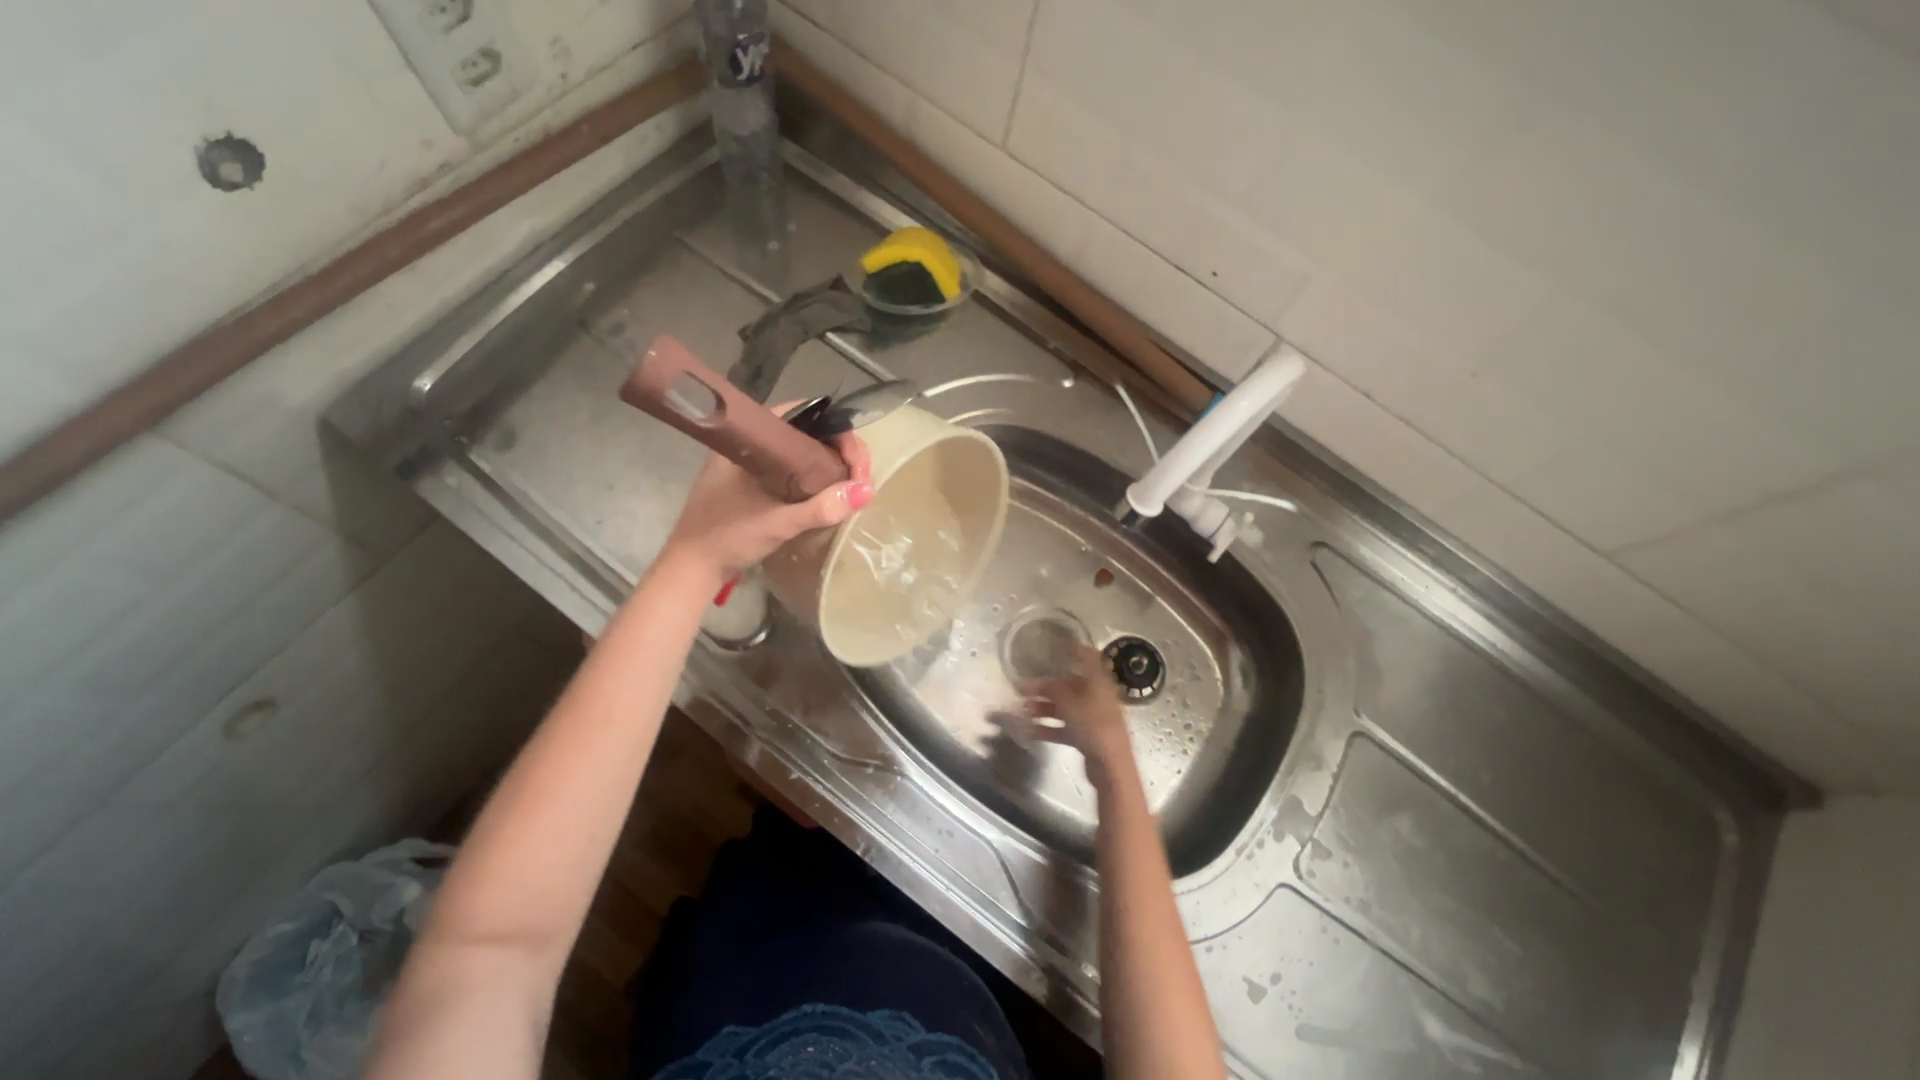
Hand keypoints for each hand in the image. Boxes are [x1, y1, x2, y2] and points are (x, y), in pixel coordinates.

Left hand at [660, 418, 872, 583]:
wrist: (690, 568)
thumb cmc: (726, 537)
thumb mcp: (778, 522)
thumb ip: (822, 507)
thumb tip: (867, 490)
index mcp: (750, 437)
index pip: (806, 413)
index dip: (838, 431)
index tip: (855, 463)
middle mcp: (752, 442)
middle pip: (809, 431)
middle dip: (840, 452)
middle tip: (859, 481)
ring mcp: (752, 462)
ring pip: (803, 452)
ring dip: (829, 466)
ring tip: (850, 488)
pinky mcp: (753, 482)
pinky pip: (793, 469)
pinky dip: (814, 479)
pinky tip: (828, 496)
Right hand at [1021, 645, 1134, 790]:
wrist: (1111, 765)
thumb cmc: (1093, 725)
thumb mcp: (1069, 703)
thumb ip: (1051, 689)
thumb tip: (1034, 682)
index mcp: (1099, 682)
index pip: (1088, 658)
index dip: (1073, 649)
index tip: (1055, 644)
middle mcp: (1097, 697)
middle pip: (1070, 686)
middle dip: (1045, 686)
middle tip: (1022, 687)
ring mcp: (1092, 718)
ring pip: (1065, 707)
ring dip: (1043, 707)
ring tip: (1022, 711)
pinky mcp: (1087, 737)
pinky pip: (1064, 727)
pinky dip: (1048, 728)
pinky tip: (1030, 731)